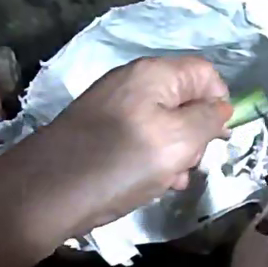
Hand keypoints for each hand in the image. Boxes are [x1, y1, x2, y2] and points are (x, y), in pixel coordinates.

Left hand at [3, 56, 232, 242]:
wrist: (47, 192)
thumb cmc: (120, 164)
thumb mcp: (179, 140)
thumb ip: (208, 119)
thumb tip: (220, 107)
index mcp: (153, 73)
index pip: (205, 73)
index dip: (220, 102)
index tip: (220, 139)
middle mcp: (131, 82)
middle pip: (183, 99)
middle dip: (196, 133)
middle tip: (189, 164)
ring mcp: (110, 106)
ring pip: (162, 123)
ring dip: (174, 152)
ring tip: (169, 181)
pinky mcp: (96, 131)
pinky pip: (137, 137)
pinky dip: (149, 158)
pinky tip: (147, 183)